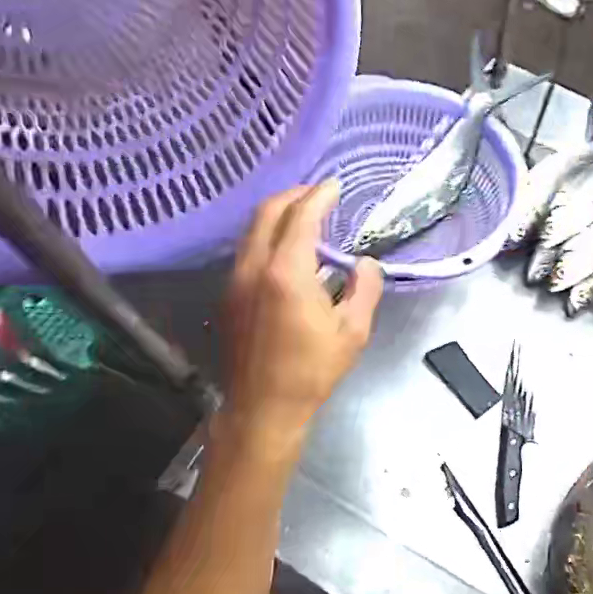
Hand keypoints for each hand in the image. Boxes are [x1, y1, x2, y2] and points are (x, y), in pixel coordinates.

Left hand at [222, 183, 382, 431]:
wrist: (262, 408)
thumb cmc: (310, 372)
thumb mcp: (352, 333)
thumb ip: (364, 290)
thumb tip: (366, 264)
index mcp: (286, 273)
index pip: (301, 217)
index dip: (319, 195)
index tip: (334, 185)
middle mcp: (253, 268)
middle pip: (268, 212)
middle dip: (294, 196)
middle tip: (318, 195)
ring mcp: (234, 281)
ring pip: (251, 231)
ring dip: (277, 216)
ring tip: (303, 218)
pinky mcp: (226, 297)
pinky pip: (245, 251)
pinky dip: (265, 238)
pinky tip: (284, 253)